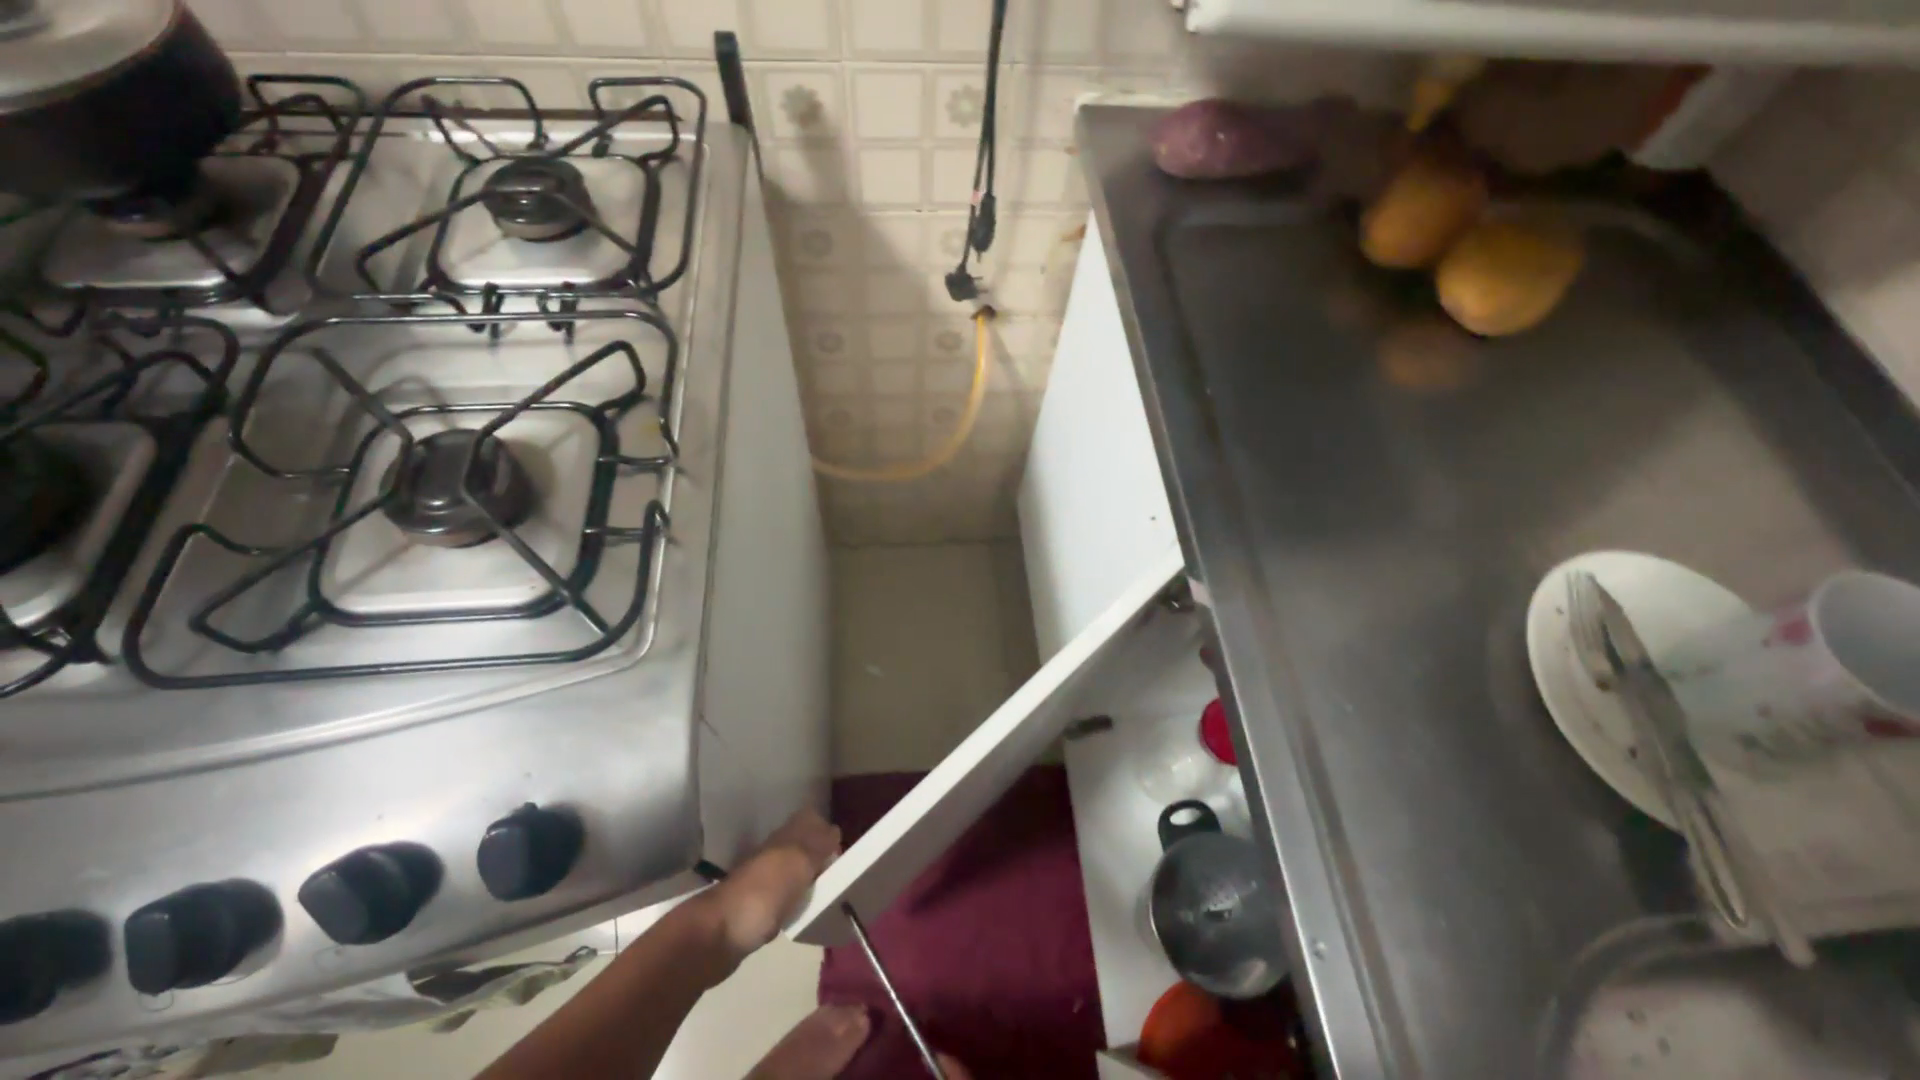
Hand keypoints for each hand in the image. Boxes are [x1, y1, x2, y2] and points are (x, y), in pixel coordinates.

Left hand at [708, 808, 839, 960]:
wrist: (717, 938)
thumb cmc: (760, 895)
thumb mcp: (795, 863)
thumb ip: (815, 845)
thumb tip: (833, 829)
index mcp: (780, 841)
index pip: (806, 821)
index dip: (824, 827)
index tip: (846, 844)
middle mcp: (770, 857)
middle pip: (800, 847)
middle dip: (820, 853)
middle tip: (845, 870)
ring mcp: (761, 885)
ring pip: (791, 872)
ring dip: (809, 878)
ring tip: (833, 891)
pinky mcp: (756, 912)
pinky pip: (784, 899)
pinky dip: (797, 901)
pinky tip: (808, 912)